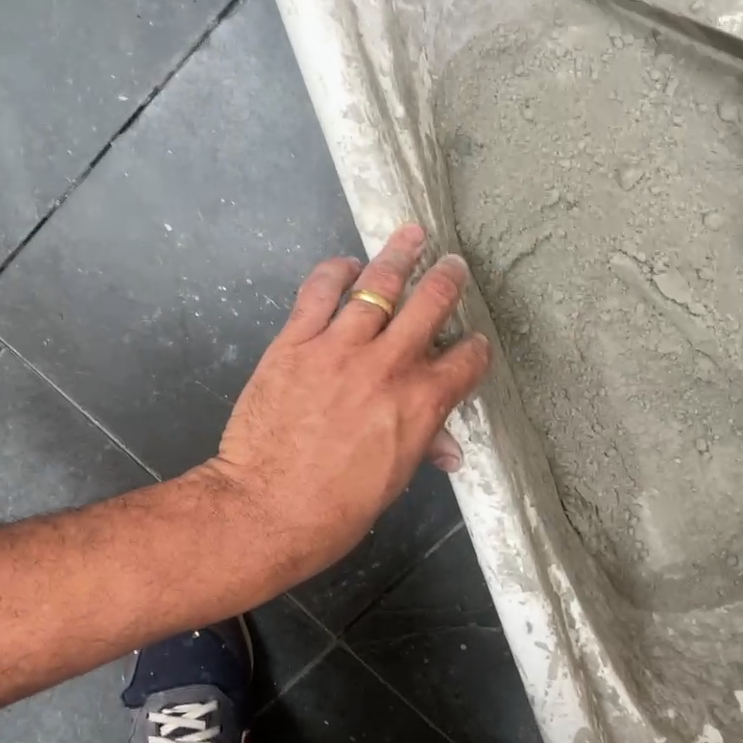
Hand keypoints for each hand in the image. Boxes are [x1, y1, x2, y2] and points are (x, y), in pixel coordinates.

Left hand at [197, 224, 491, 577]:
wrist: (267, 508)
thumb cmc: (338, 507)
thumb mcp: (394, 478)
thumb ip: (423, 445)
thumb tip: (449, 449)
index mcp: (422, 402)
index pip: (466, 360)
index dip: (475, 349)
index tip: (473, 343)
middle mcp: (389, 364)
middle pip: (430, 305)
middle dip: (448, 280)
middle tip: (454, 265)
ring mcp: (340, 347)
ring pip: (378, 285)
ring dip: (399, 255)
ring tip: (412, 234)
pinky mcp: (296, 341)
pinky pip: (319, 292)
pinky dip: (335, 271)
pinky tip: (346, 264)